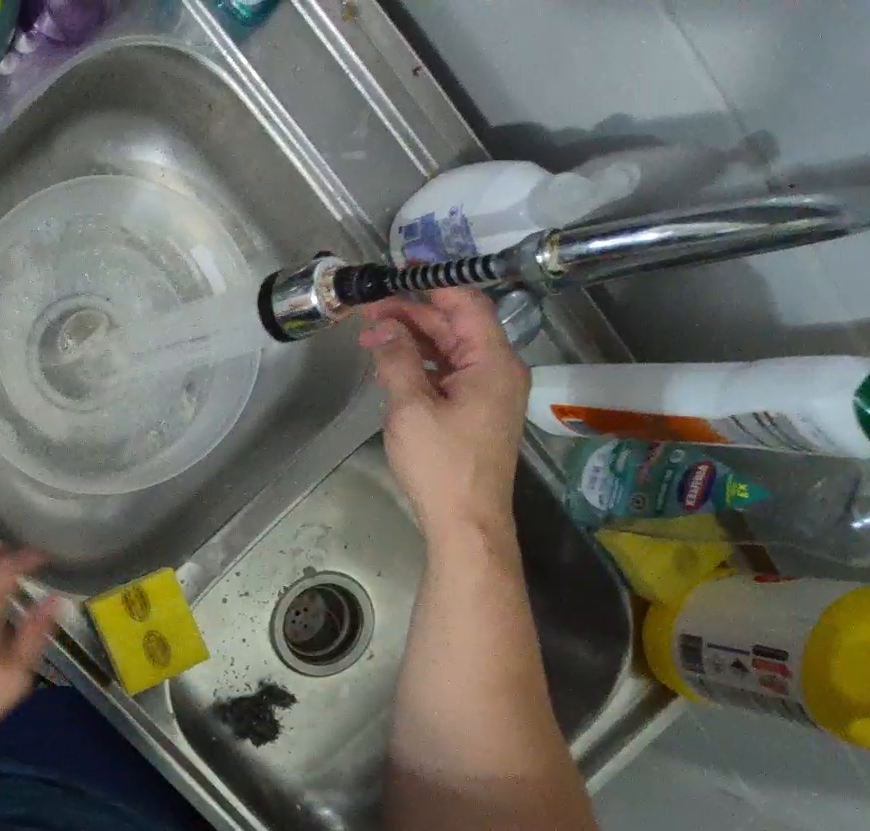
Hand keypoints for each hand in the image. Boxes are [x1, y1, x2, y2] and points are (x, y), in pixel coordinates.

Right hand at [358, 288, 529, 540]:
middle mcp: (498, 371)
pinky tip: (393, 364)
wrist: (466, 519)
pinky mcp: (476, 412)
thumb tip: (384, 327)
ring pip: (451, 351)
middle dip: (414, 313)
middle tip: (370, 309)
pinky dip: (421, 363)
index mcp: (493, 362)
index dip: (433, 284)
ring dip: (414, 339)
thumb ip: (397, 361)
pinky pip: (449, 374)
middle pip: (457, 326)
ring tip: (372, 334)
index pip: (466, 305)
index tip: (398, 272)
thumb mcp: (410, 409)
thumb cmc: (441, 464)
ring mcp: (489, 393)